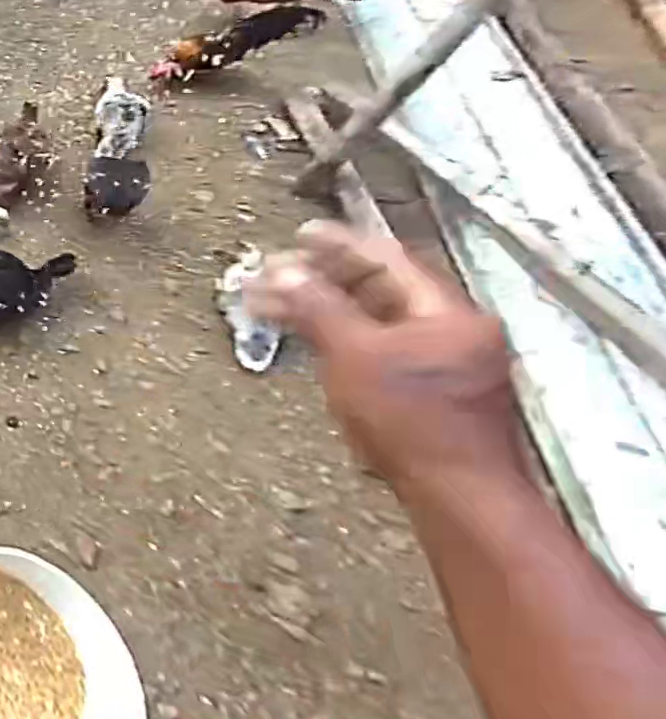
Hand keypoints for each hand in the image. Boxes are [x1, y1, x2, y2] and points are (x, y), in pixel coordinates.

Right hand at [244, 221, 523, 493]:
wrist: (447, 485)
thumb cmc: (412, 421)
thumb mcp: (353, 354)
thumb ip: (316, 307)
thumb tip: (282, 272)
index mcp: (448, 315)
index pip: (390, 263)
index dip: (341, 244)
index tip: (301, 233)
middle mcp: (447, 329)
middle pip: (377, 285)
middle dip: (320, 274)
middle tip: (274, 267)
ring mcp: (432, 355)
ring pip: (366, 312)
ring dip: (316, 301)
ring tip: (270, 296)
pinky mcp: (413, 378)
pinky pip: (364, 336)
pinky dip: (327, 327)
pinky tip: (295, 327)